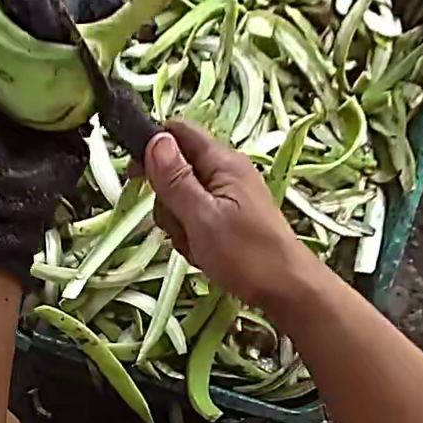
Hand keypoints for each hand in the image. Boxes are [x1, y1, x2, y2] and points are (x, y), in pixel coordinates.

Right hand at [143, 120, 325, 310]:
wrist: (287, 290)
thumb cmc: (247, 255)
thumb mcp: (203, 218)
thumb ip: (176, 181)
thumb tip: (154, 140)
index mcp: (222, 162)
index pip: (178, 132)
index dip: (151, 149)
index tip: (135, 180)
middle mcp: (226, 173)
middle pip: (177, 171)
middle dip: (167, 202)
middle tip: (180, 228)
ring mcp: (230, 198)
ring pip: (184, 201)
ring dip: (180, 226)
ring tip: (196, 247)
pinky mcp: (231, 221)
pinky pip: (197, 221)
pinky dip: (193, 238)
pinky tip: (203, 255)